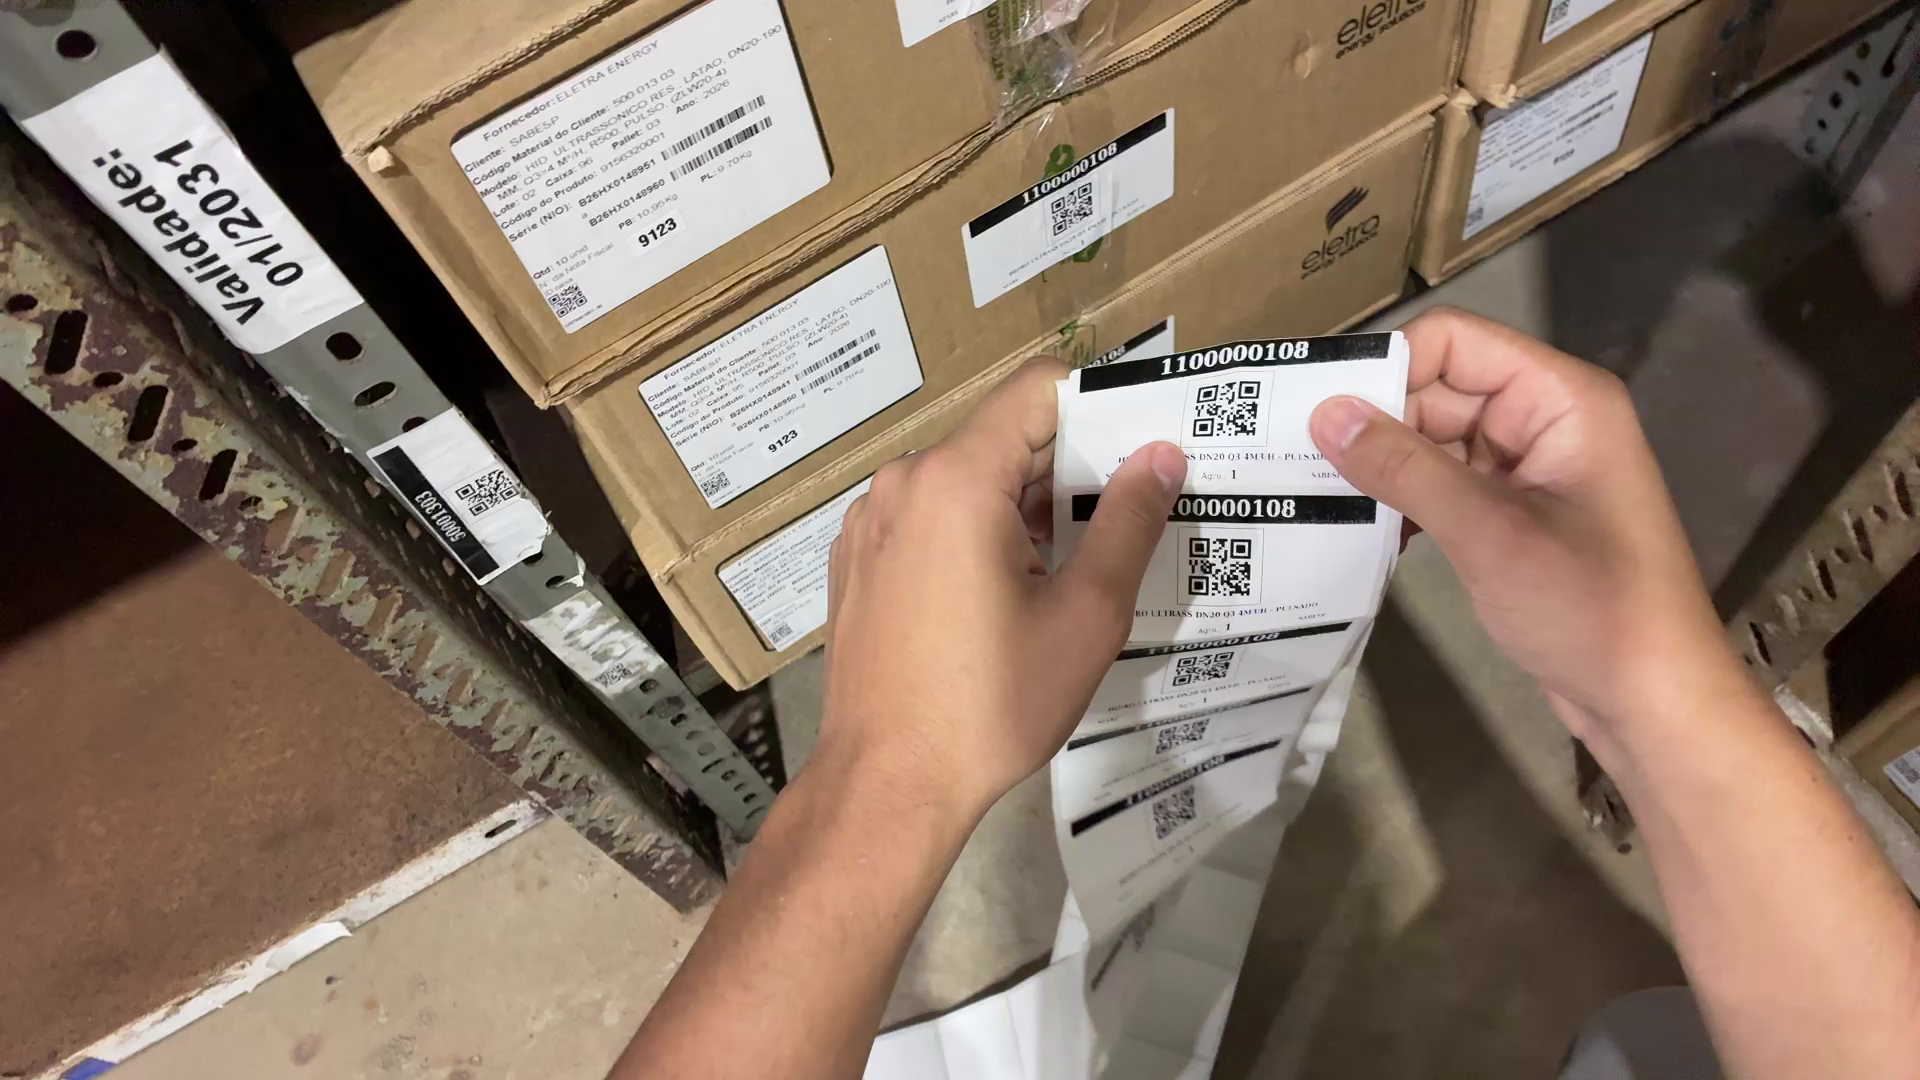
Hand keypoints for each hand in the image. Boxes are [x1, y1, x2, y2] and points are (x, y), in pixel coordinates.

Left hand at [820, 358, 1186, 815]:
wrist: (886, 782)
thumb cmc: (993, 704)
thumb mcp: (1084, 617)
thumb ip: (1128, 522)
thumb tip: (1160, 454)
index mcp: (956, 479)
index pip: (1035, 389)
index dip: (1095, 406)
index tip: (1134, 450)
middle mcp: (902, 482)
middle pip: (1000, 437)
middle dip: (1062, 469)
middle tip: (1115, 521)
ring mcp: (869, 519)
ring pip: (962, 478)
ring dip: (1016, 505)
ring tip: (1061, 567)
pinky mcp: (856, 556)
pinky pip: (926, 515)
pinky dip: (969, 530)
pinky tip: (993, 593)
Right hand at [1308, 308, 1733, 744]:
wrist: (1645, 699)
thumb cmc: (1588, 606)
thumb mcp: (1488, 530)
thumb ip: (1403, 467)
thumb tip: (1324, 414)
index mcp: (1555, 400)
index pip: (1451, 343)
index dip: (1386, 367)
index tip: (1320, 412)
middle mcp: (1534, 420)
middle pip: (1430, 389)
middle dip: (1369, 422)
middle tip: (1297, 460)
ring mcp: (1515, 467)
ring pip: (1422, 439)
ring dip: (1374, 465)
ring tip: (1311, 492)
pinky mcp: (1496, 508)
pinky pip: (1428, 481)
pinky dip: (1392, 497)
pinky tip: (1355, 525)